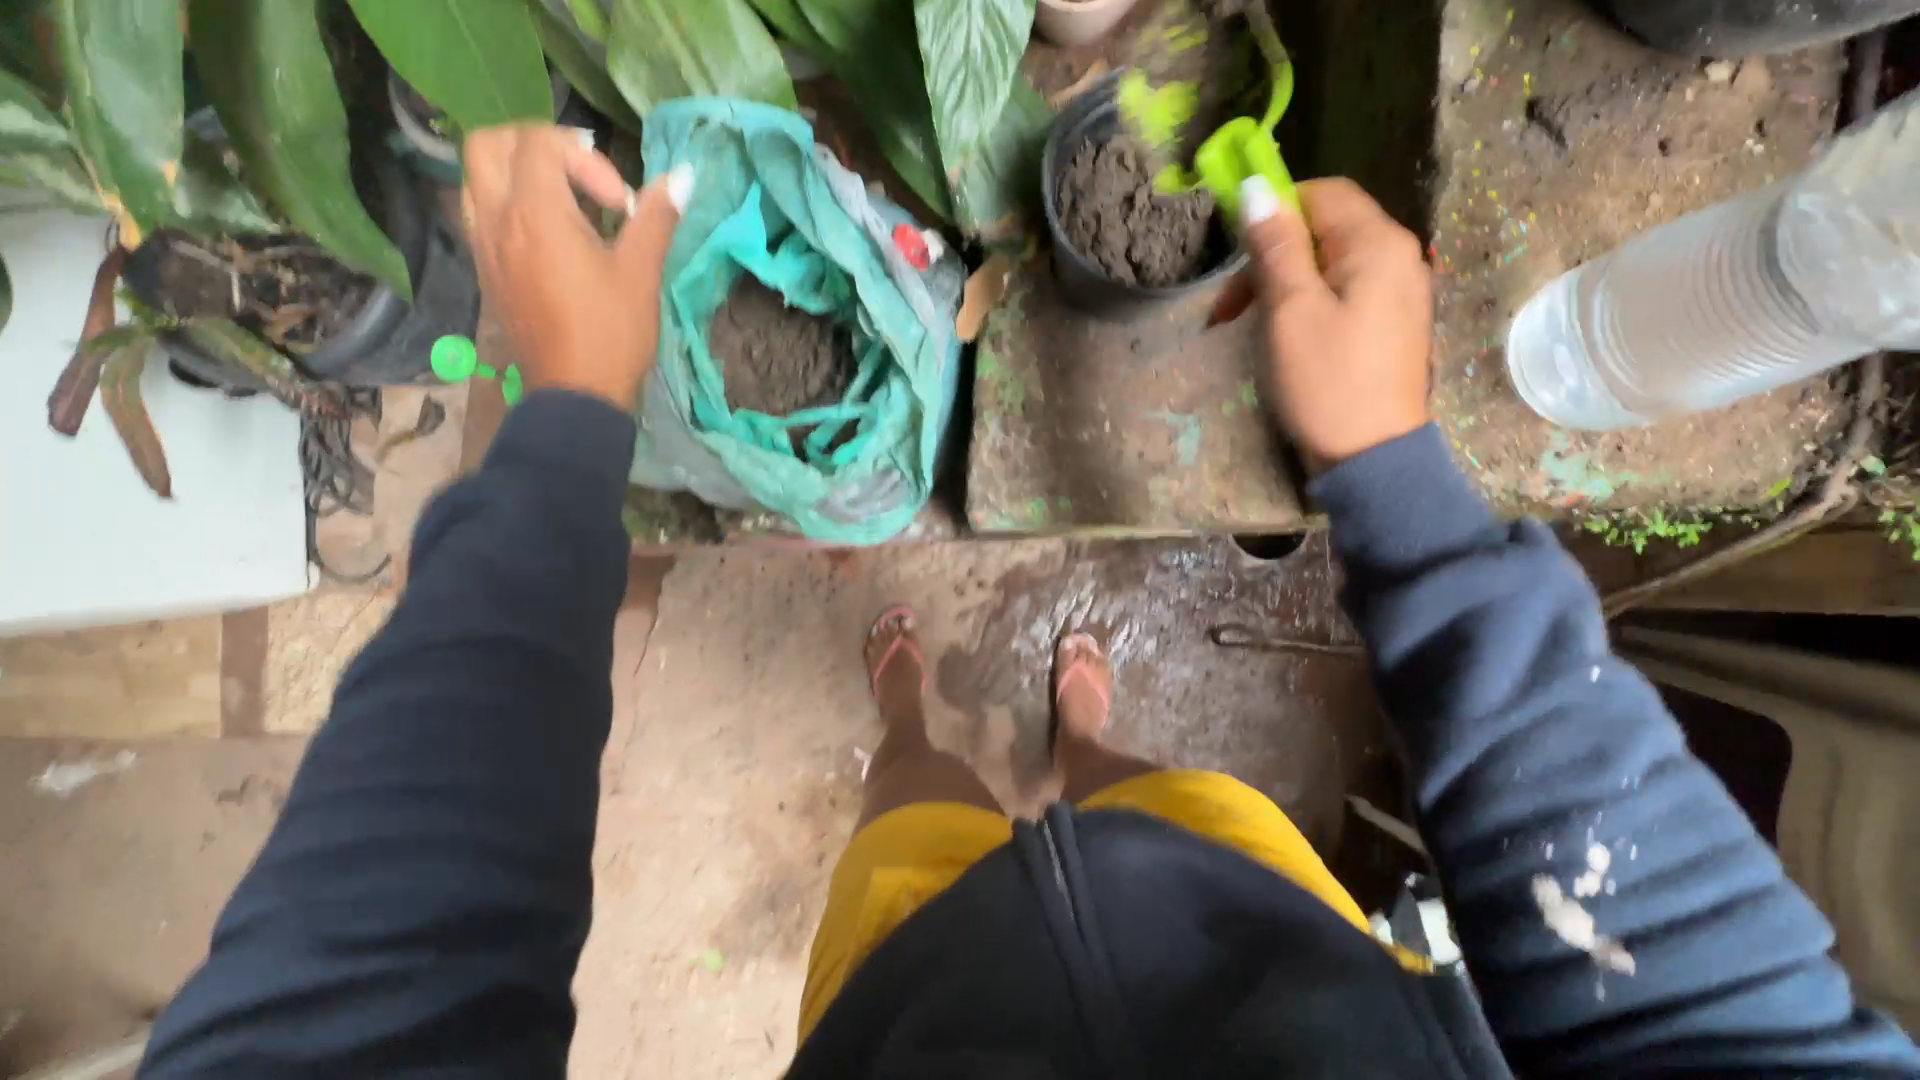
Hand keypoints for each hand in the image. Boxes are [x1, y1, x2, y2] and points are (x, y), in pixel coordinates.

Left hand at [461, 125, 692, 409]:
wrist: (575, 393)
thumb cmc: (612, 333)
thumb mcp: (641, 272)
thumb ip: (656, 217)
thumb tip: (683, 177)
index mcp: (535, 212)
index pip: (541, 144)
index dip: (587, 159)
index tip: (621, 204)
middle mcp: (496, 219)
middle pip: (492, 145)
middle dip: (538, 146)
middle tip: (582, 175)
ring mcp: (484, 245)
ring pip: (478, 177)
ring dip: (519, 174)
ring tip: (565, 203)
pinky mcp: (486, 270)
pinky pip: (482, 212)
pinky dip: (510, 204)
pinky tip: (550, 235)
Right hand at [1239, 176, 1431, 468]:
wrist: (1371, 457)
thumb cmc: (1325, 381)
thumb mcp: (1289, 310)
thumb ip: (1275, 246)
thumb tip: (1256, 187)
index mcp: (1377, 244)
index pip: (1322, 194)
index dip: (1273, 211)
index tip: (1234, 254)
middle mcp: (1397, 257)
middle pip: (1325, 229)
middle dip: (1271, 257)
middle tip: (1229, 307)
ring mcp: (1399, 293)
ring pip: (1329, 264)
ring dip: (1282, 284)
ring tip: (1247, 325)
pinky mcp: (1390, 325)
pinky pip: (1343, 293)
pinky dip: (1306, 304)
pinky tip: (1283, 335)